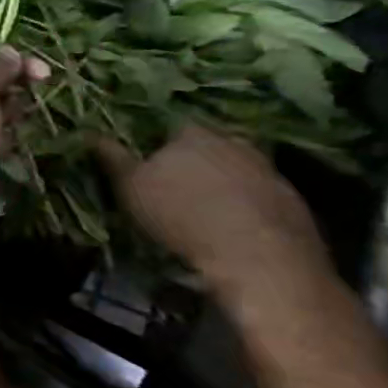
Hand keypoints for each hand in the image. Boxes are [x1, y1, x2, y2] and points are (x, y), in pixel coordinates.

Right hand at [97, 124, 328, 293]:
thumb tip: (89, 132)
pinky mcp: (298, 206)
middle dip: (195, 157)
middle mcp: (237, 145)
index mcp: (195, 134)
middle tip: (177, 179)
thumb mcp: (130, 186)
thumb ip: (111, 157)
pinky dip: (249, 205)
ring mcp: (273, 175)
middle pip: (211, 144)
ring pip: (240, 169)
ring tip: (206, 205)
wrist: (262, 262)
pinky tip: (235, 226)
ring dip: (225, 181)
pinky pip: (264, 197)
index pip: (171, 124)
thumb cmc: (183, 215)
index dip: (156, 139)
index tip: (147, 156)